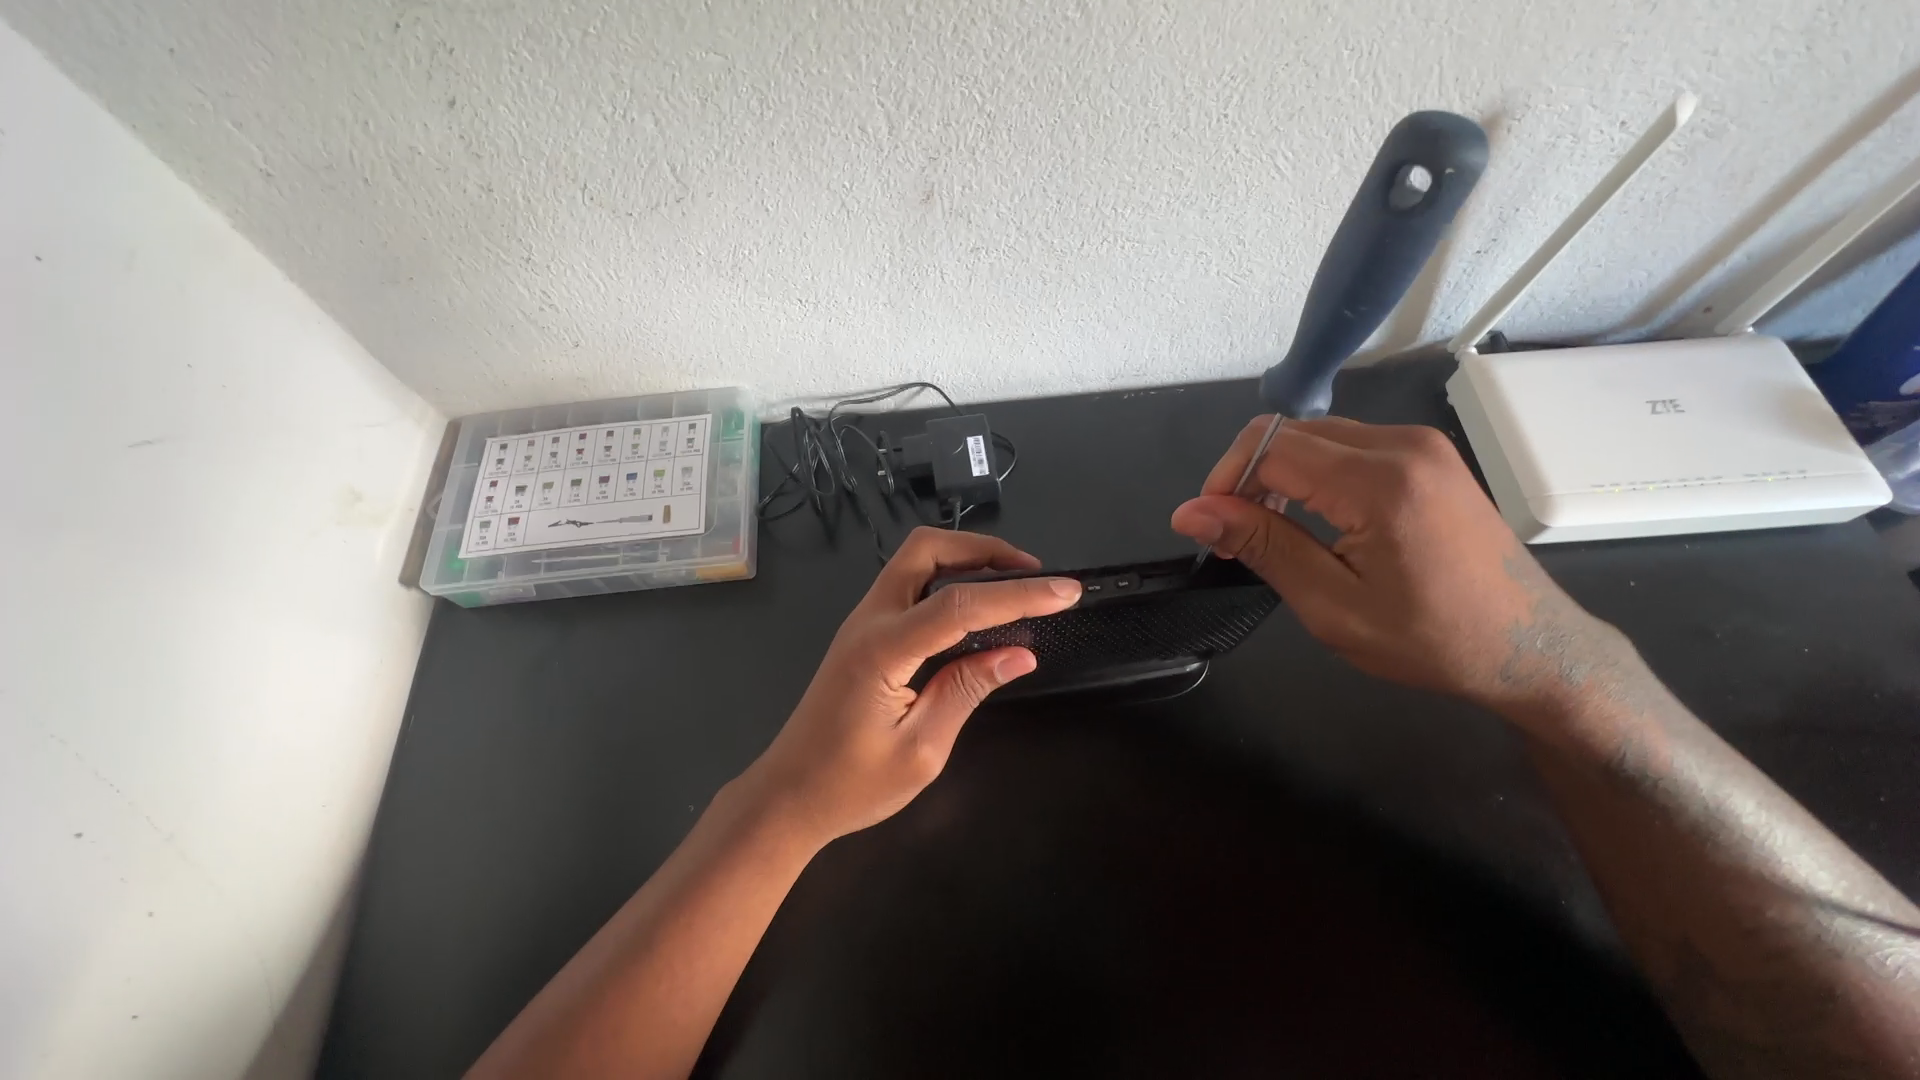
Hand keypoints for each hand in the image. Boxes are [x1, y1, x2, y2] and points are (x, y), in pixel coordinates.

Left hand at [737, 527, 1080, 845]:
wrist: (788, 795)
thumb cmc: (851, 785)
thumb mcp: (921, 748)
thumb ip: (967, 690)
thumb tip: (1019, 654)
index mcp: (883, 650)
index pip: (959, 604)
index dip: (1017, 594)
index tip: (1065, 592)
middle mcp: (868, 620)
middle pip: (925, 549)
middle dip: (984, 549)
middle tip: (1032, 572)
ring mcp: (862, 622)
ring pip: (914, 560)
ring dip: (965, 559)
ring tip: (1013, 583)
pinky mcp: (864, 633)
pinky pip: (908, 585)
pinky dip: (947, 580)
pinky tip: (975, 608)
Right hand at [1170, 416, 1617, 713]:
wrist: (1532, 648)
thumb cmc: (1430, 640)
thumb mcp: (1332, 604)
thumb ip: (1261, 546)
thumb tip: (1191, 512)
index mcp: (1379, 481)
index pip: (1269, 445)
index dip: (1225, 481)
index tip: (1212, 529)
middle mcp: (1402, 444)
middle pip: (1288, 431)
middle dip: (1247, 476)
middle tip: (1238, 536)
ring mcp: (1421, 445)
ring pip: (1315, 435)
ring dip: (1278, 473)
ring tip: (1273, 531)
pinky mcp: (1429, 456)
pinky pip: (1348, 444)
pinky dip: (1313, 472)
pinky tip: (1315, 516)